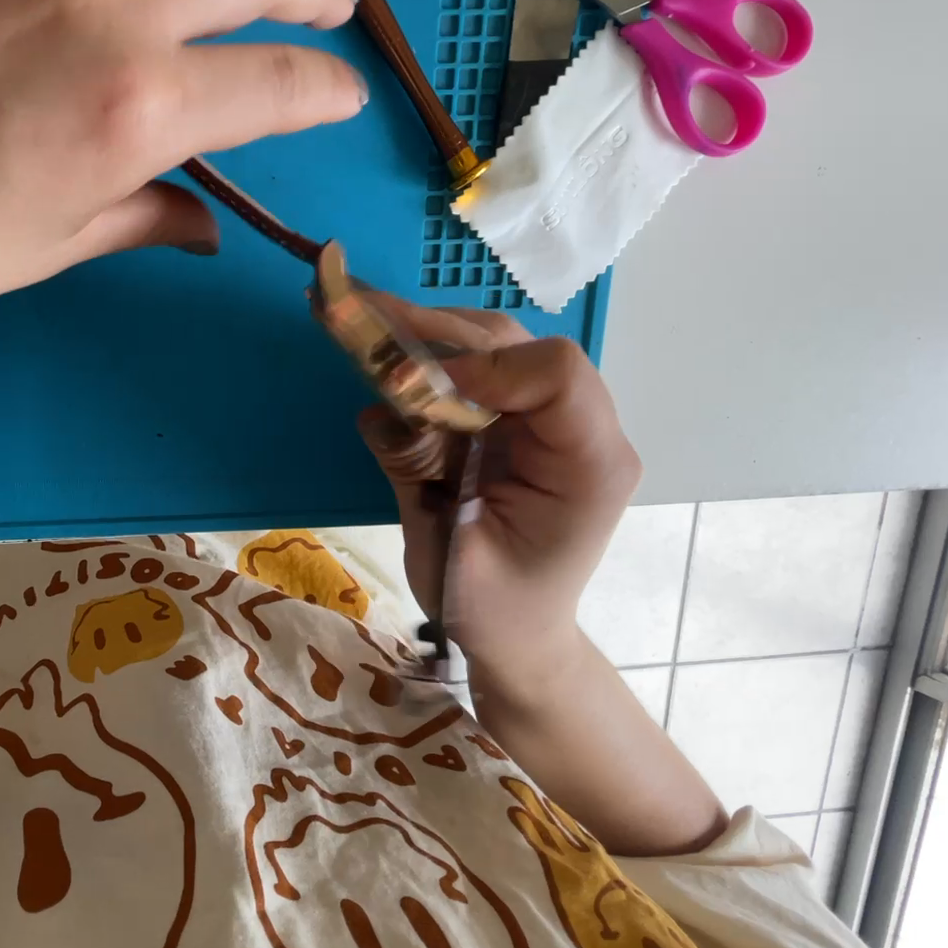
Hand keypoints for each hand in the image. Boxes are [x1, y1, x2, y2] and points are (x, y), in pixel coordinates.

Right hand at [355, 301, 639, 690]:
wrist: (517, 634)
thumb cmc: (493, 611)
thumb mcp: (452, 557)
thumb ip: (420, 479)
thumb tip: (379, 410)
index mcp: (586, 464)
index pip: (556, 375)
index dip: (482, 367)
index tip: (411, 388)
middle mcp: (572, 429)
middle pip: (514, 346)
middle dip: (435, 329)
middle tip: (361, 314)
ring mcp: (540, 422)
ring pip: (491, 347)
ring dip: (425, 333)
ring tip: (362, 317)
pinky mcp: (508, 424)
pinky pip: (471, 373)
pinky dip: (423, 359)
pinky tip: (382, 348)